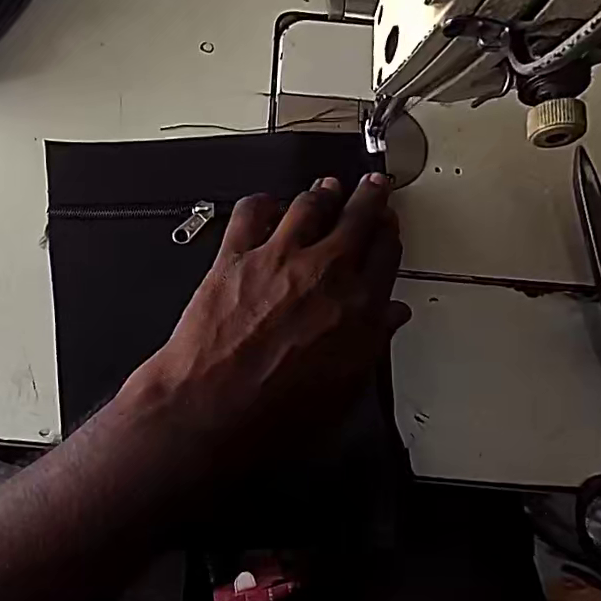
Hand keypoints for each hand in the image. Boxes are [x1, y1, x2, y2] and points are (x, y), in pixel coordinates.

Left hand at [116, 172, 407, 462]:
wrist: (210, 406)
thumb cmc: (273, 413)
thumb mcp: (343, 391)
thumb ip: (371, 345)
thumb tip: (389, 319)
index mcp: (358, 307)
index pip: (385, 255)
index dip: (390, 236)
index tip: (389, 227)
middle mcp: (324, 274)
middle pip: (357, 219)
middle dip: (369, 198)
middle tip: (373, 187)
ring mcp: (278, 259)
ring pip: (310, 206)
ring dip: (323, 193)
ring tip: (327, 186)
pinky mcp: (235, 256)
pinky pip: (250, 213)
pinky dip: (261, 202)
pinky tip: (266, 203)